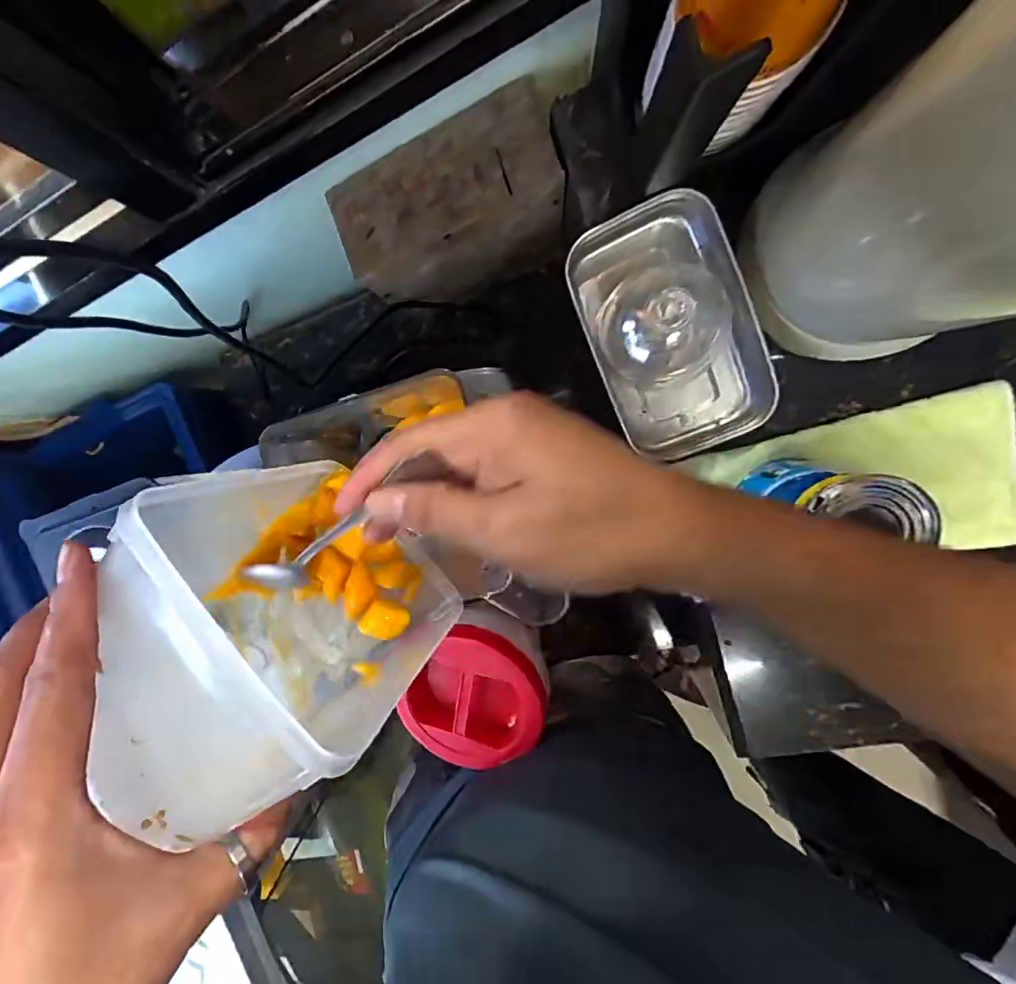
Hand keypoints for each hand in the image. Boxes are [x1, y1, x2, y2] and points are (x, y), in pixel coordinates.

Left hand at [0, 544, 287, 983]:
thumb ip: (243, 844)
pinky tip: (11, 721)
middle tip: (74, 592)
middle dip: (32, 626)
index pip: (53, 685)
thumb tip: (294, 792)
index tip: (79, 558)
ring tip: (40, 642)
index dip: (71, 614)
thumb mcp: (181, 912)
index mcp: (37, 808)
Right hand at [335, 392, 729, 592]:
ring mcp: (528, 431)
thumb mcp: (501, 529)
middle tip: (371, 536)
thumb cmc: (587, 534)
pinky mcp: (544, 451)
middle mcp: (505, 415)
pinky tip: (448, 522)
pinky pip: (485, 469)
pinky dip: (460, 496)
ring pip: (458, 461)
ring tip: (400, 534)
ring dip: (427, 495)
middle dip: (396, 489)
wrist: (675, 533)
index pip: (409, 442)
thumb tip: (379, 500)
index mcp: (491, 424)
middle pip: (431, 448)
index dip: (369, 477)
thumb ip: (434, 510)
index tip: (340, 514)